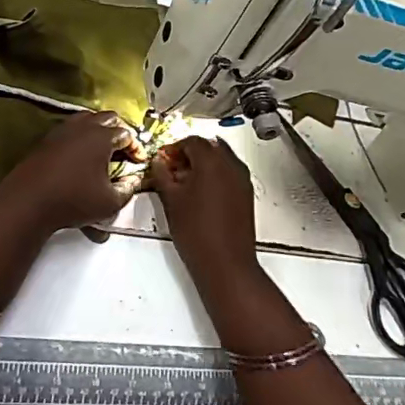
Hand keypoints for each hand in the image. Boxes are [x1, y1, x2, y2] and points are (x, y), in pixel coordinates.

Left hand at [0, 111, 143, 233]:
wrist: (28, 201)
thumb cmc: (72, 200)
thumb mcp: (110, 202)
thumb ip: (129, 189)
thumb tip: (134, 180)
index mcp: (101, 137)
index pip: (127, 134)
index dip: (136, 147)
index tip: (138, 161)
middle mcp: (82, 127)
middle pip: (108, 119)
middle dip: (120, 132)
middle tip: (125, 151)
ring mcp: (62, 131)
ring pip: (87, 120)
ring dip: (99, 130)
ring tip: (104, 150)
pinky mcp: (47, 140)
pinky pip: (70, 130)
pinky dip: (81, 136)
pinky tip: (82, 155)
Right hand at [148, 136, 257, 288]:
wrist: (225, 263)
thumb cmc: (199, 233)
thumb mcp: (170, 200)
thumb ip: (161, 175)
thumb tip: (158, 164)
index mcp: (212, 162)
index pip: (192, 141)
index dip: (174, 147)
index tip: (164, 157)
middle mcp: (232, 167)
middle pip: (209, 146)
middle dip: (190, 153)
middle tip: (172, 165)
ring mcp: (242, 181)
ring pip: (221, 160)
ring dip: (203, 164)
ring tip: (184, 181)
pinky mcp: (246, 196)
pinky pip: (229, 174)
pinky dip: (215, 176)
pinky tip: (199, 193)